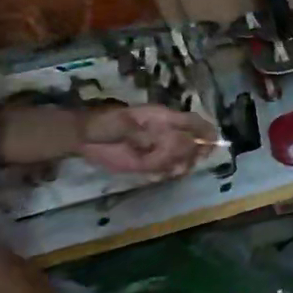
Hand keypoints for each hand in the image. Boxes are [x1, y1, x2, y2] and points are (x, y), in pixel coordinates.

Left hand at [79, 105, 215, 175]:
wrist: (83, 137)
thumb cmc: (103, 123)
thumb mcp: (122, 123)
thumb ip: (145, 132)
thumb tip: (165, 142)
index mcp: (165, 118)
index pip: (195, 122)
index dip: (207, 133)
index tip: (210, 145)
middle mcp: (168, 134)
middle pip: (193, 144)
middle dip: (190, 154)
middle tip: (178, 161)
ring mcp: (161, 149)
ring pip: (183, 159)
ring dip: (178, 166)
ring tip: (164, 169)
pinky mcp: (152, 164)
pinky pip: (168, 170)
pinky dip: (165, 173)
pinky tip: (155, 174)